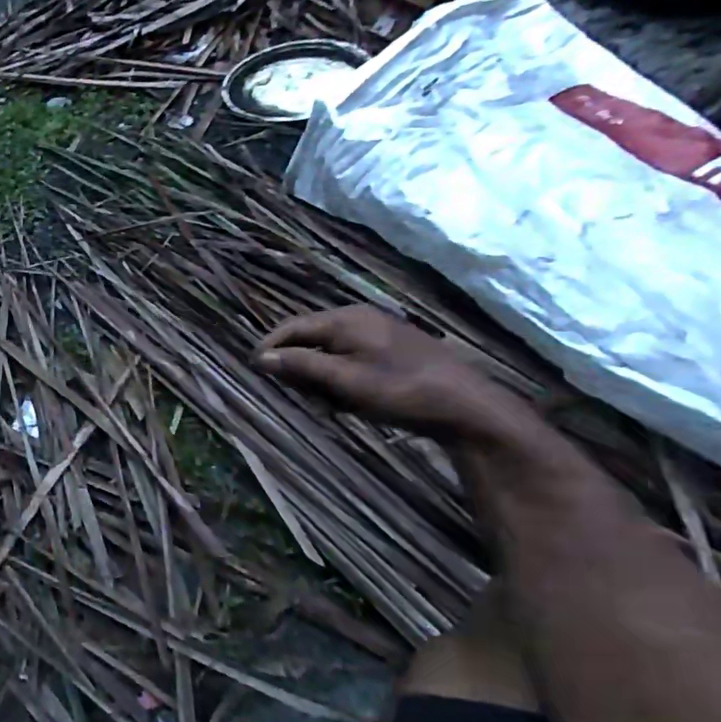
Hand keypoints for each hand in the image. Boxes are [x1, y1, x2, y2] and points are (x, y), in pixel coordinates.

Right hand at [255, 306, 531, 440]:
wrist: (467, 405)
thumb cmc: (400, 390)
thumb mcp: (345, 381)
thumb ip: (302, 366)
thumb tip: (262, 357)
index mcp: (345, 318)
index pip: (293, 326)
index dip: (270, 346)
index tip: (253, 368)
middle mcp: (359, 317)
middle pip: (311, 336)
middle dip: (297, 364)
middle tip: (292, 392)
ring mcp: (379, 331)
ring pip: (331, 349)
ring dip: (320, 374)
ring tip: (324, 401)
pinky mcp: (393, 347)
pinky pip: (351, 356)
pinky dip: (340, 375)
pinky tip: (348, 399)